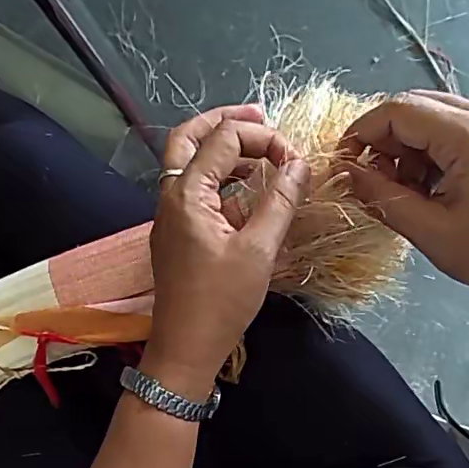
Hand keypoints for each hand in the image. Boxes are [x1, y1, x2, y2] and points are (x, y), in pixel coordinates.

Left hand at [144, 104, 312, 398]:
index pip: (225, 139)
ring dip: (222, 151)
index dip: (264, 140)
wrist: (185, 348)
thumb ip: (280, 201)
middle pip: (189, 138)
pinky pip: (192, 192)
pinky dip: (218, 181)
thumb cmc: (221, 303)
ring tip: (261, 156)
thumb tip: (300, 164)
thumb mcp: (259, 250)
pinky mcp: (175, 236)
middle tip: (262, 119)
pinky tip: (246, 194)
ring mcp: (168, 218)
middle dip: (225, 122)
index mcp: (187, 194)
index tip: (294, 162)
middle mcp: (170, 198)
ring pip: (188, 164)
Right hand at [339, 90, 468, 309]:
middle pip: (415, 106)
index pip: (401, 110)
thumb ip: (381, 196)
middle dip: (384, 140)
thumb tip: (347, 173)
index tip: (345, 163)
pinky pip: (449, 129)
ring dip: (405, 148)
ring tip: (404, 190)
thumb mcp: (426, 229)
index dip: (363, 132)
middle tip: (372, 180)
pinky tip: (425, 186)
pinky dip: (426, 152)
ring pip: (431, 116)